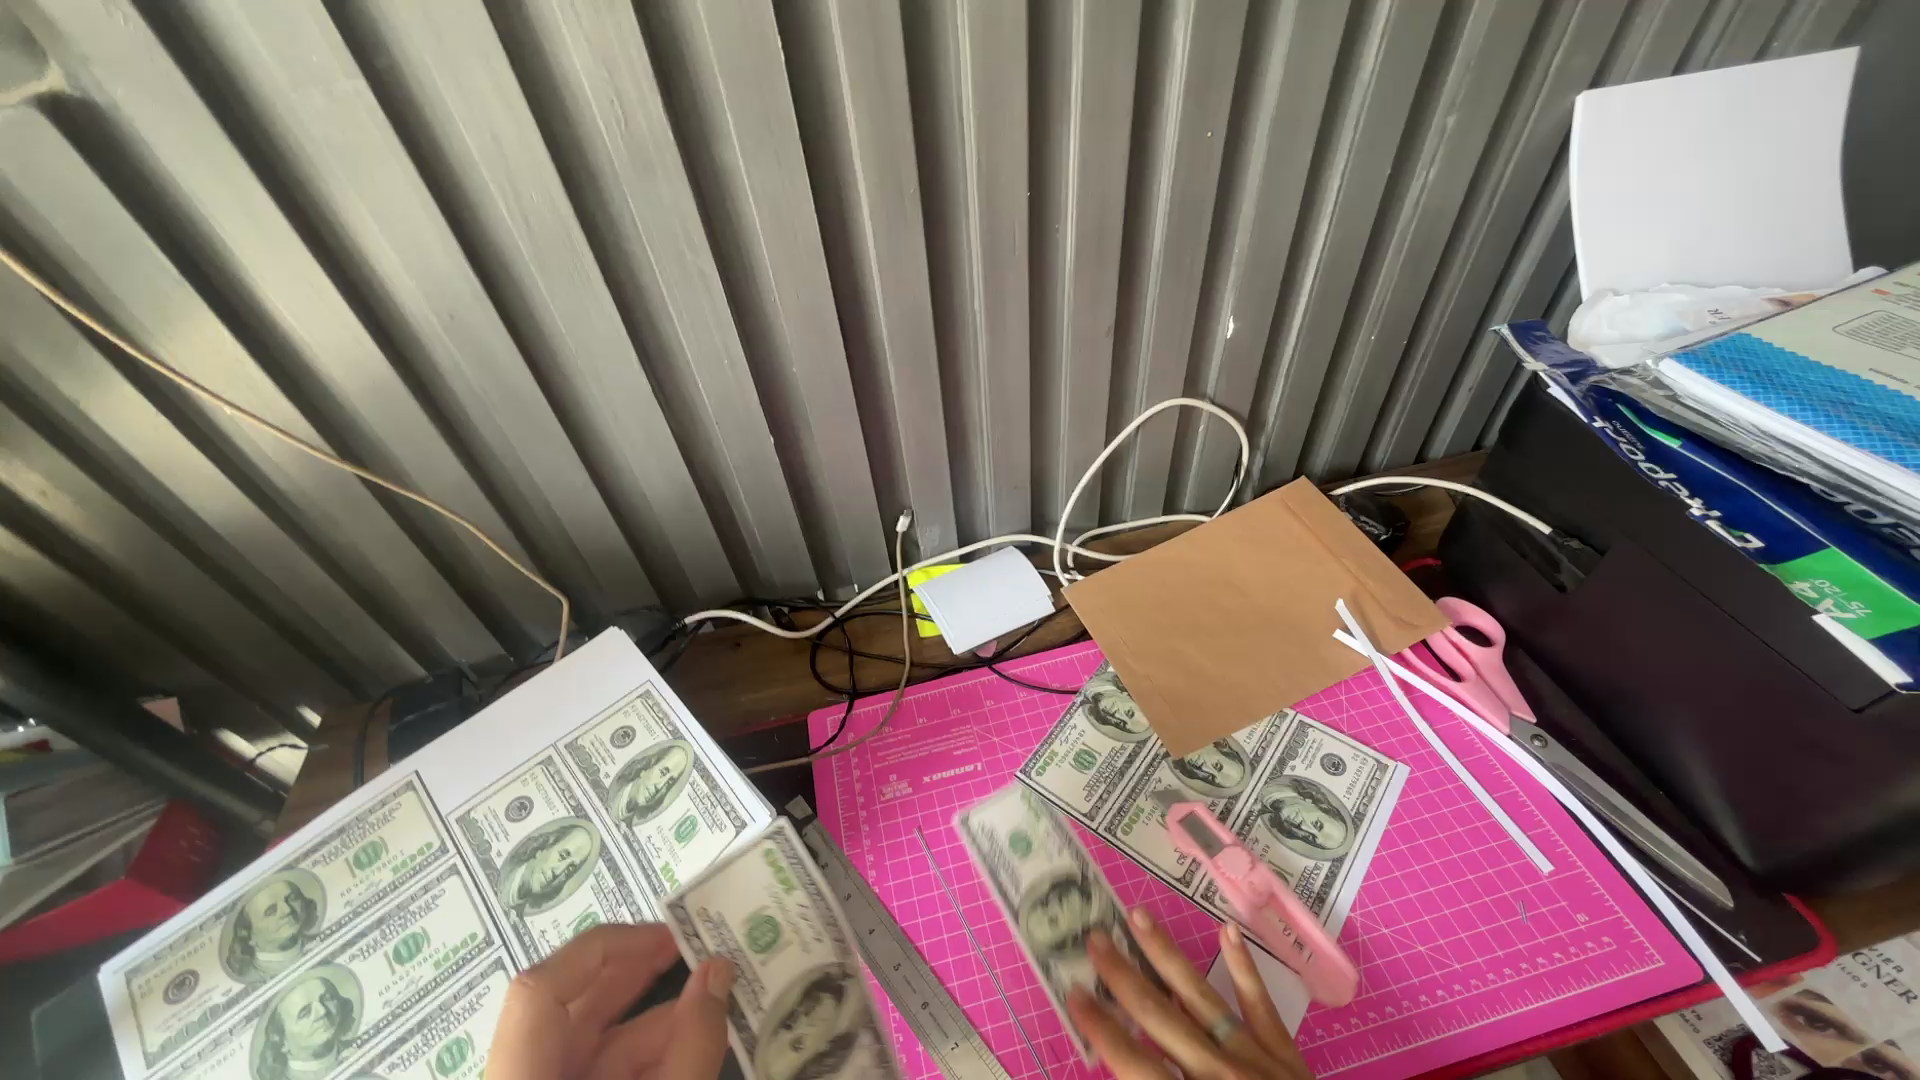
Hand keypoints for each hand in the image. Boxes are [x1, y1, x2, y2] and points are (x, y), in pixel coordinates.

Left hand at [488, 923, 734, 1079]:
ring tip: (710, 999)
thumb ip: (690, 1044)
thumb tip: (718, 970)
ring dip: (653, 1015)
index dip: (604, 950)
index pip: (540, 987)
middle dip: (635, 971)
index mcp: (523, 1076)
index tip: (668, 937)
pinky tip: (690, 1043)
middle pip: (567, 1006)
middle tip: (693, 948)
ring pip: (588, 1041)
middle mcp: (520, 1077)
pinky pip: (597, 1068)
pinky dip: (646, 1052)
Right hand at [1070, 908, 1312, 1079]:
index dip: (1100, 1028)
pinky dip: (1245, 969)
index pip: (1133, 1062)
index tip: (1072, 991)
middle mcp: (1217, 1073)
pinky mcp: (1286, 1057)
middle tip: (1095, 937)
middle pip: (1160, 1017)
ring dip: (1167, 955)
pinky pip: (1261, 1008)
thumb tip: (1125, 1075)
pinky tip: (1227, 930)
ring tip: (1139, 916)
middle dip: (1123, 977)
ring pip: (1202, 997)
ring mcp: (1254, 1060)